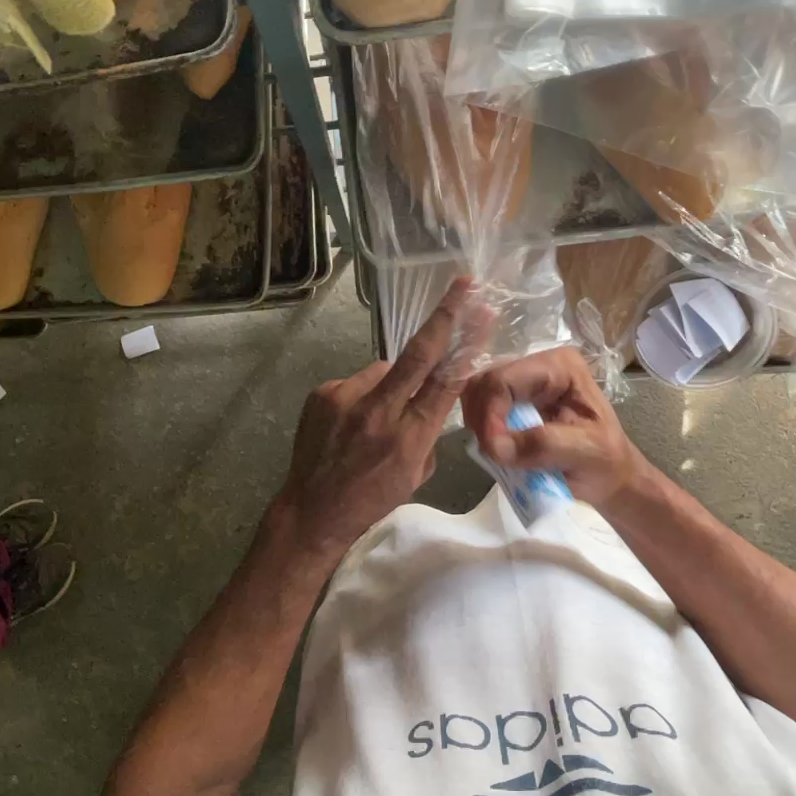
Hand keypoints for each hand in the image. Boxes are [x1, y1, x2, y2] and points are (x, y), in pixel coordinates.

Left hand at [270, 277, 491, 557]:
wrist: (312, 510)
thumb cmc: (370, 500)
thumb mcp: (415, 475)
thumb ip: (427, 434)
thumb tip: (430, 402)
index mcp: (410, 436)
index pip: (446, 381)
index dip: (468, 344)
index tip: (484, 313)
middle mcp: (379, 411)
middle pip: (418, 353)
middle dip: (444, 316)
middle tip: (462, 285)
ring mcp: (346, 398)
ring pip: (383, 370)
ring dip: (389, 383)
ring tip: (375, 416)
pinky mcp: (322, 394)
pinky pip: (354, 384)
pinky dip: (360, 396)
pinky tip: (351, 422)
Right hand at [462, 346, 646, 508]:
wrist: (607, 476)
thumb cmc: (604, 461)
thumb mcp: (584, 452)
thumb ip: (543, 445)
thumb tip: (495, 446)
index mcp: (559, 367)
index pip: (504, 379)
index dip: (490, 414)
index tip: (493, 450)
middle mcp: (535, 365)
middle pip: (483, 381)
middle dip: (480, 418)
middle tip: (490, 451)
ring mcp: (520, 381)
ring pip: (475, 392)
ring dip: (477, 423)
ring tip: (493, 450)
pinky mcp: (510, 400)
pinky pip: (478, 406)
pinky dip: (479, 428)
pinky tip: (493, 445)